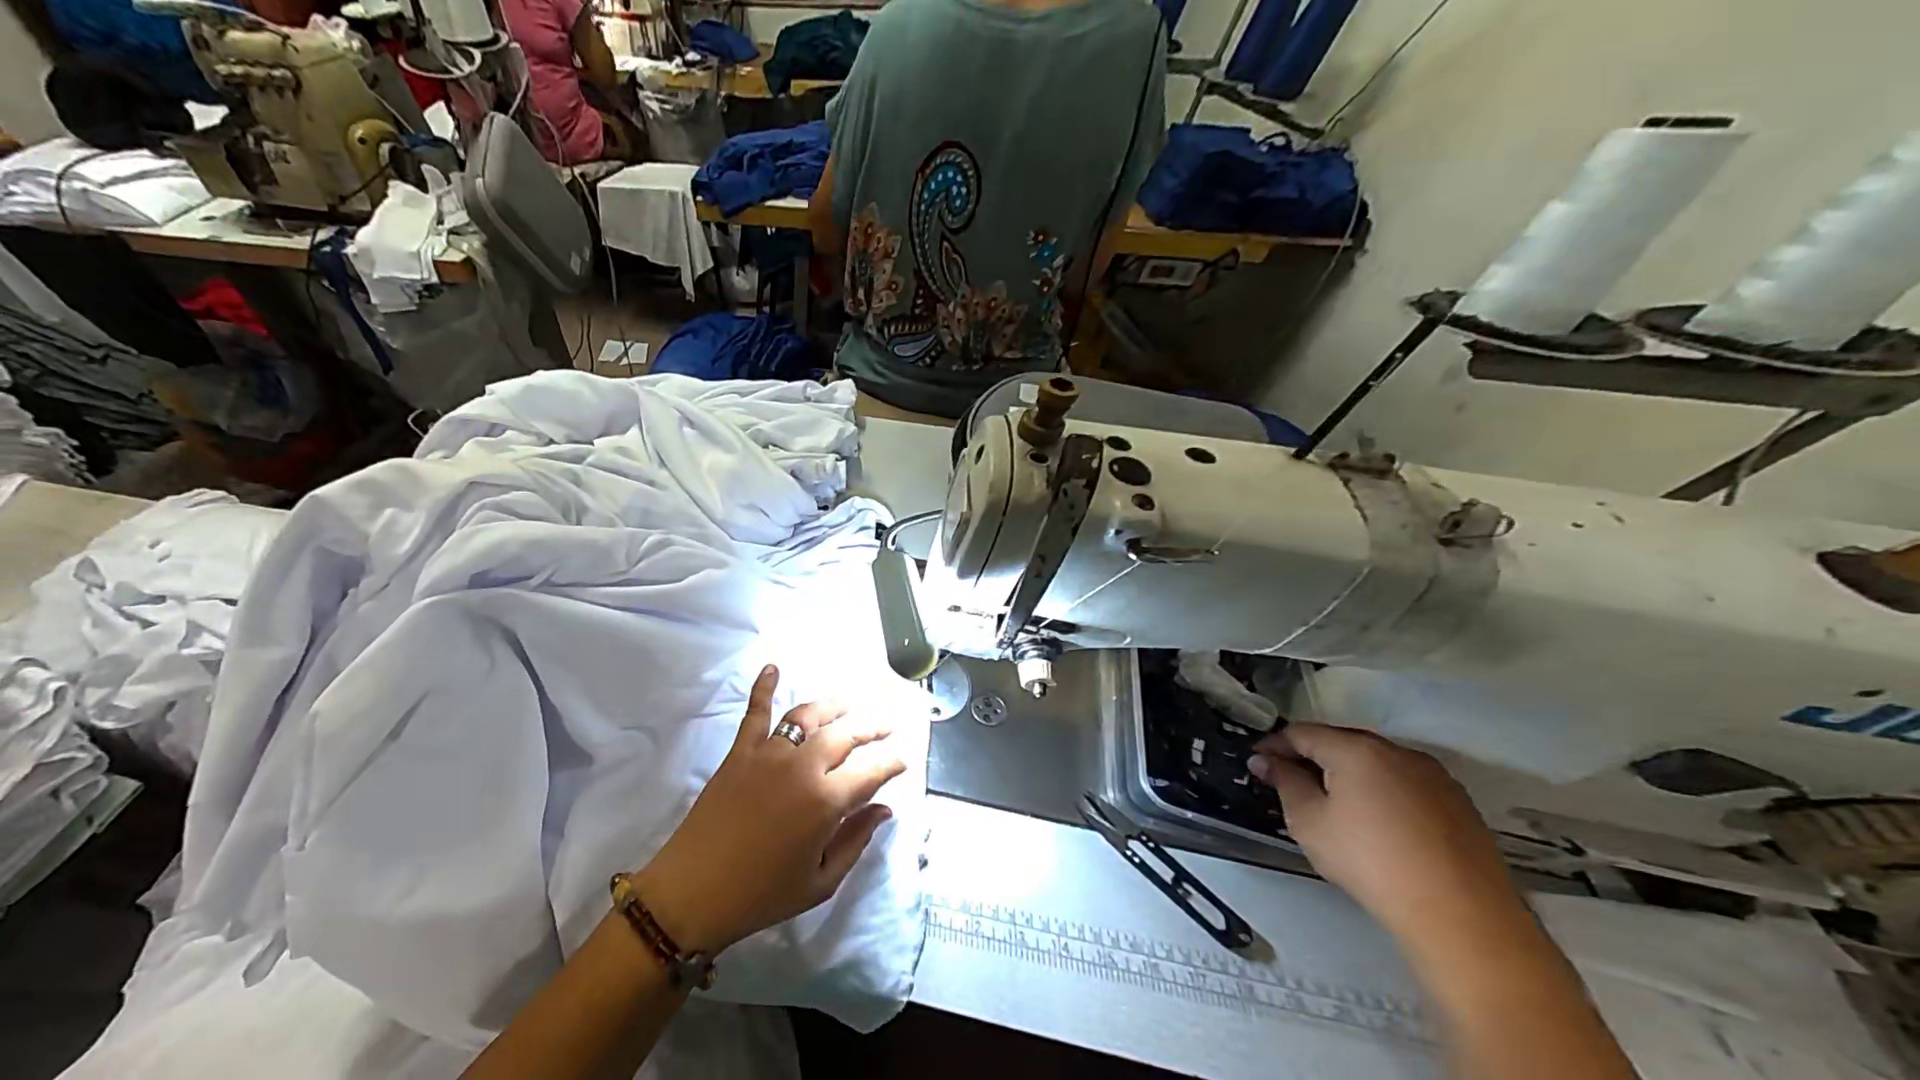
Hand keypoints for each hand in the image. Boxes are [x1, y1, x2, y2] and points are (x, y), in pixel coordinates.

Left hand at [632, 665, 905, 953]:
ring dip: (832, 707)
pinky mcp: (740, 754)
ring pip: (807, 717)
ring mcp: (769, 755)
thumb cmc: (761, 895)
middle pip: (845, 736)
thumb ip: (856, 841)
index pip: (871, 772)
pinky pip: (755, 714)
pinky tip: (772, 668)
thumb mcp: (821, 882)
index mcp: (826, 802)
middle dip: (871, 728)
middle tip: (886, 727)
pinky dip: (763, 688)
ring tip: (847, 705)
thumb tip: (884, 810)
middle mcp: (802, 768)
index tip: (902, 761)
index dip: (891, 764)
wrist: (692, 894)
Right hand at [1247, 723, 1520, 939]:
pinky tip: (1378, 824)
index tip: (1257, 761)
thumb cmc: (1370, 862)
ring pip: (1377, 762)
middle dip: (1312, 757)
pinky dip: (1383, 792)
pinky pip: (1406, 784)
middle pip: (1342, 742)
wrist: (1460, 914)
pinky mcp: (1459, 802)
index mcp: (1357, 749)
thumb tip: (1266, 760)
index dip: (1275, 744)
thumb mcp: (1310, 823)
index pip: (1303, 733)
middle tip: (1291, 781)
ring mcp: (1434, 775)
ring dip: (1349, 773)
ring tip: (1334, 803)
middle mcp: (1398, 750)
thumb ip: (1285, 783)